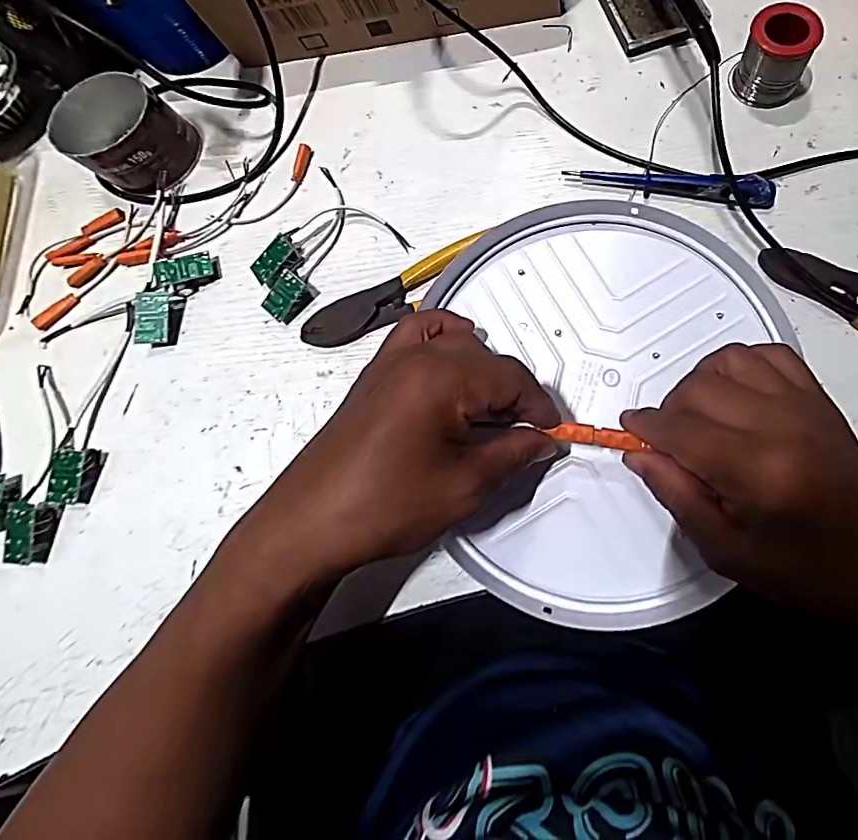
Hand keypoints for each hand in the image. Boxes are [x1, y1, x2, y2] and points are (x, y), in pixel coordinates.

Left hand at [232, 310, 560, 586]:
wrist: (309, 525)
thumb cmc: (372, 508)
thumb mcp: (464, 487)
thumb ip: (512, 455)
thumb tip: (538, 441)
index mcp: (441, 379)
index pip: (512, 378)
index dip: (539, 407)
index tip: (549, 431)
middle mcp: (415, 359)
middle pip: (488, 359)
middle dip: (515, 395)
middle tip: (525, 434)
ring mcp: (392, 362)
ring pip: (459, 343)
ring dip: (485, 370)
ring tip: (493, 410)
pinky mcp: (376, 374)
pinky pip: (418, 332)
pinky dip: (444, 336)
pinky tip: (455, 352)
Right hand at [621, 343, 857, 654]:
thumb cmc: (805, 569)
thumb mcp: (726, 550)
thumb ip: (677, 495)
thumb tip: (641, 453)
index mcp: (759, 472)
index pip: (682, 429)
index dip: (647, 427)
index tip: (634, 429)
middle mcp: (783, 427)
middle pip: (699, 389)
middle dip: (670, 410)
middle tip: (668, 438)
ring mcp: (804, 406)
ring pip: (729, 360)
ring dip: (701, 381)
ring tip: (699, 412)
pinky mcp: (818, 398)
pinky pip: (770, 353)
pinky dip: (742, 362)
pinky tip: (735, 389)